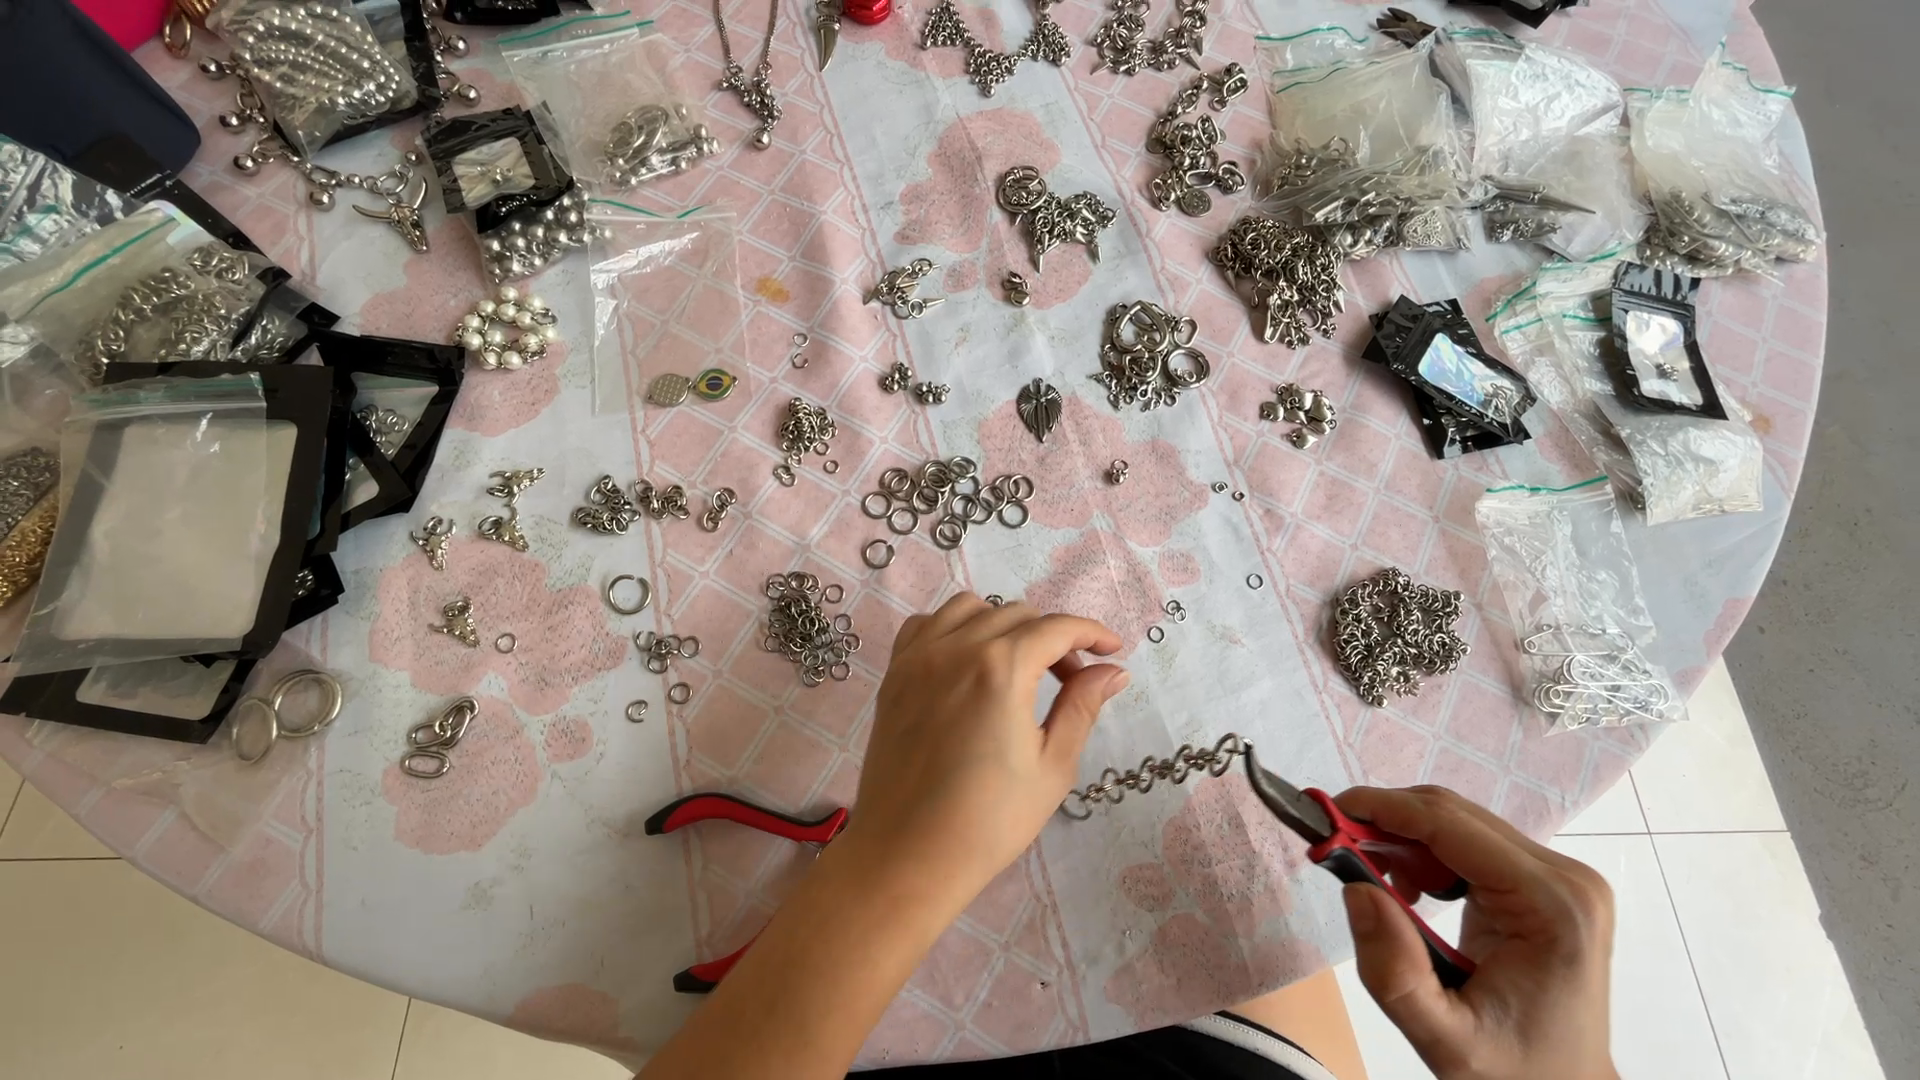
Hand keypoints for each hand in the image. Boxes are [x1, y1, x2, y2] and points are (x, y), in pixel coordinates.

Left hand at [839, 594, 1126, 903]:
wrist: (908, 855)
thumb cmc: (989, 821)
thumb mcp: (1052, 766)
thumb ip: (1082, 706)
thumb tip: (1113, 671)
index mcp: (1001, 668)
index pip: (1057, 628)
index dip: (1092, 634)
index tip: (1112, 651)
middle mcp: (956, 648)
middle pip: (1017, 615)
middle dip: (1054, 638)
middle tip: (1071, 679)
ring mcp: (918, 657)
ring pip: (970, 609)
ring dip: (1004, 624)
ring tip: (1020, 666)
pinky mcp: (894, 674)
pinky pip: (927, 625)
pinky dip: (954, 628)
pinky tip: (967, 660)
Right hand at [1336, 786, 1618, 1079]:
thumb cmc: (1510, 1071)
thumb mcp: (1443, 1039)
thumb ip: (1394, 970)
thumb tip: (1356, 888)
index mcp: (1551, 905)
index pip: (1450, 824)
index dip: (1382, 809)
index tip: (1323, 814)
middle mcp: (1564, 876)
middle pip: (1451, 814)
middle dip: (1384, 822)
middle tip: (1333, 849)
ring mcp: (1556, 875)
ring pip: (1453, 820)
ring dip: (1399, 838)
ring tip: (1371, 879)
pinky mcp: (1541, 880)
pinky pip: (1464, 840)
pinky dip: (1420, 852)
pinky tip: (1407, 891)